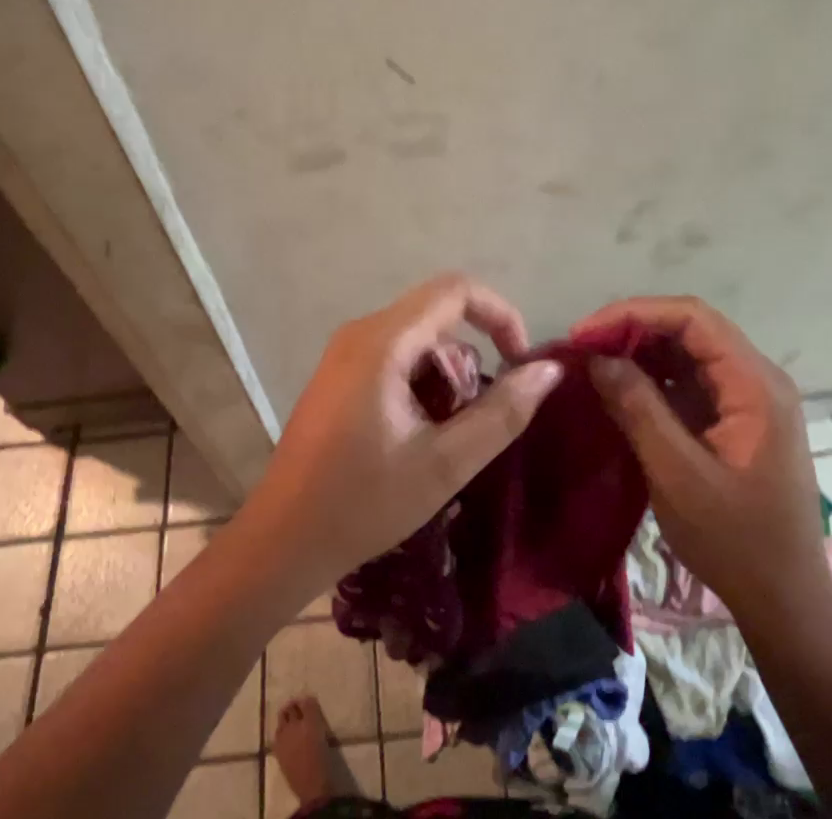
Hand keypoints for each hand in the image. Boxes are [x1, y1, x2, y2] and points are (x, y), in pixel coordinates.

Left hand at [246, 273, 564, 589]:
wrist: (283, 540)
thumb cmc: (363, 503)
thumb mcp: (445, 463)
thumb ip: (502, 412)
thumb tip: (549, 371)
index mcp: (382, 342)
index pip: (456, 290)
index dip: (501, 316)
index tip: (520, 365)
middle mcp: (360, 335)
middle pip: (438, 320)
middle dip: (469, 365)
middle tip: (471, 427)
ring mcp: (344, 357)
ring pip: (419, 346)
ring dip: (446, 384)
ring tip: (441, 444)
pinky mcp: (339, 380)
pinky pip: (395, 363)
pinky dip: (421, 392)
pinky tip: (415, 443)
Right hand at [574, 296, 829, 611]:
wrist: (783, 598)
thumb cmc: (735, 539)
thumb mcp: (677, 474)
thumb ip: (638, 409)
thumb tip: (596, 359)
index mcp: (755, 385)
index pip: (692, 319)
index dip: (633, 314)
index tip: (583, 335)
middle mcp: (757, 381)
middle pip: (690, 331)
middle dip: (631, 331)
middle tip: (580, 351)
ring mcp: (748, 402)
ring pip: (688, 356)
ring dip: (639, 355)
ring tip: (590, 368)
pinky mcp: (735, 423)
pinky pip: (690, 385)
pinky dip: (652, 382)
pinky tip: (618, 393)